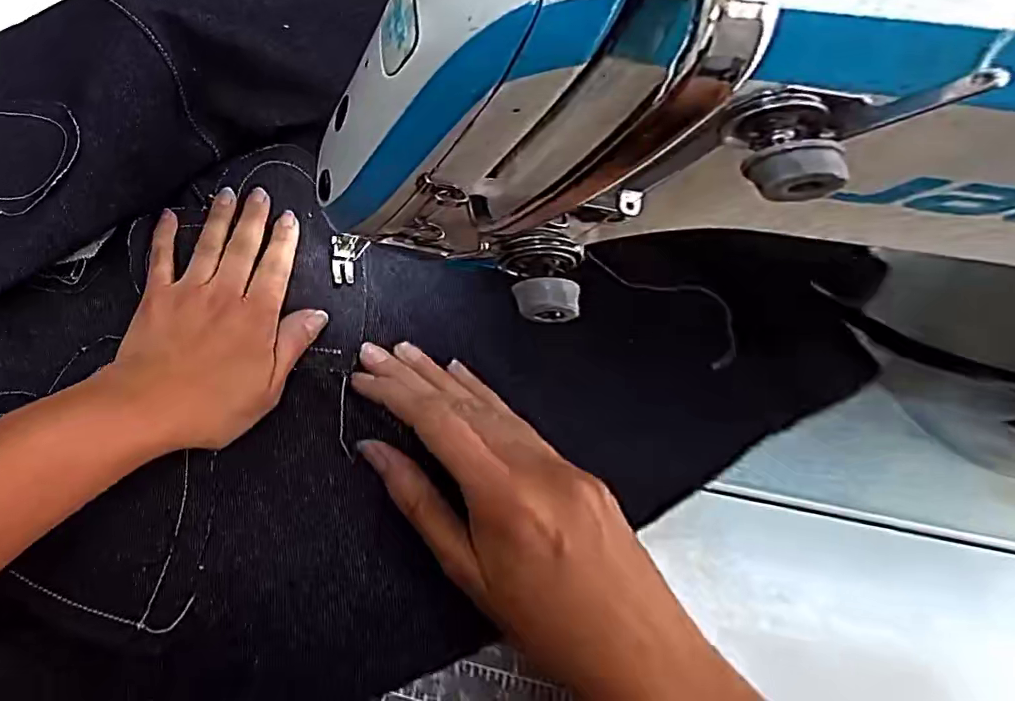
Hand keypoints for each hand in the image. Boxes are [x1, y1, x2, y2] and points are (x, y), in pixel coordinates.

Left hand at [102, 187, 327, 451]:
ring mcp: (190, 291)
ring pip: (209, 243)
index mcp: (254, 317)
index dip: (284, 240)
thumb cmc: (206, 406)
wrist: (148, 407)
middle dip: (254, 216)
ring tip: (228, 195)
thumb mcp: (266, 388)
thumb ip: (292, 345)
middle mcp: (224, 295)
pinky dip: (165, 234)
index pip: (276, 267)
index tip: (288, 220)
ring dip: (220, 216)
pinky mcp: (158, 295)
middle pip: (244, 245)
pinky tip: (170, 217)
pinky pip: (162, 256)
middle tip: (260, 195)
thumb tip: (316, 317)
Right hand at [350, 342, 758, 700]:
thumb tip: (378, 454)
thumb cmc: (556, 631)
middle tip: (375, 352)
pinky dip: (484, 394)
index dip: (394, 392)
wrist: (648, 662)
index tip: (365, 378)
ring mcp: (563, 463)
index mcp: (504, 495)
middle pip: (460, 402)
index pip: (436, 420)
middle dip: (410, 372)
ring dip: (443, 375)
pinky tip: (463, 376)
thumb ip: (418, 504)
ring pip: (490, 405)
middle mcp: (537, 467)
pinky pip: (519, 419)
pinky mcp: (578, 469)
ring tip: (408, 353)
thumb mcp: (469, 574)